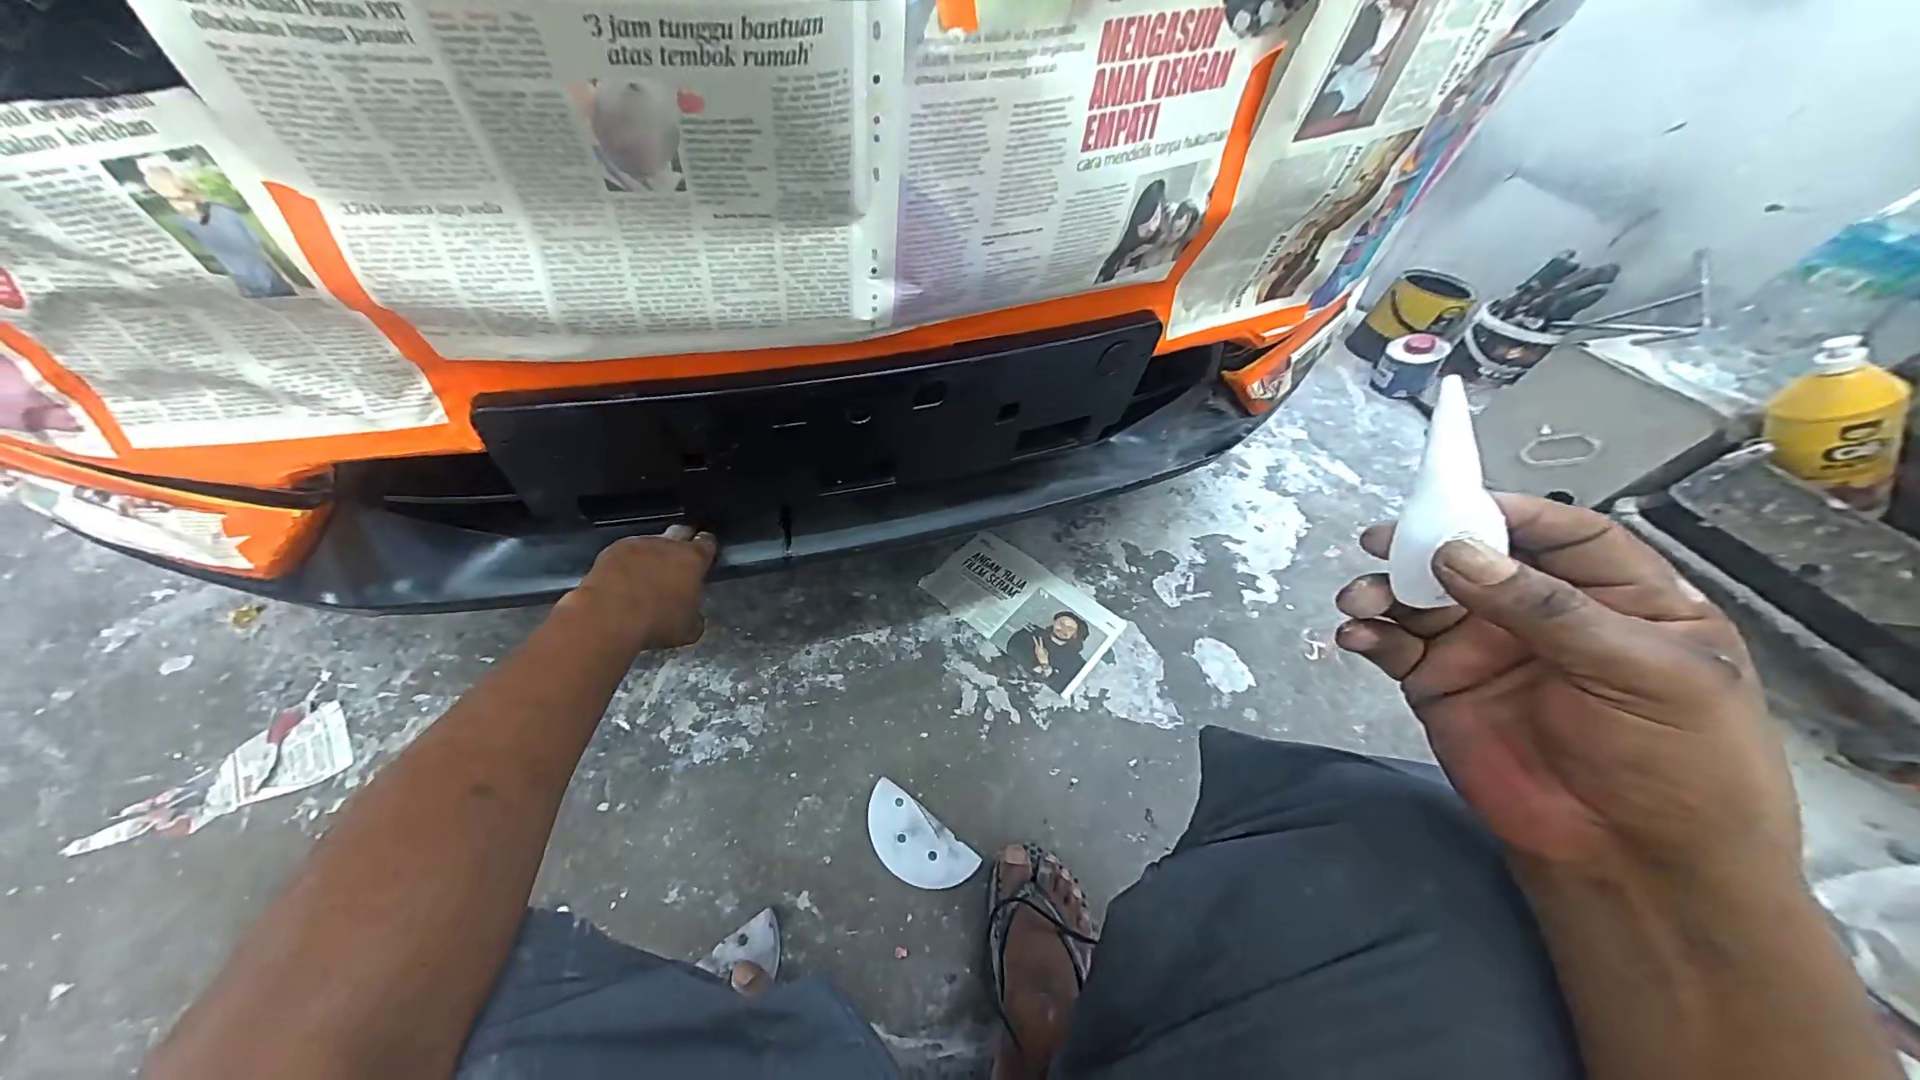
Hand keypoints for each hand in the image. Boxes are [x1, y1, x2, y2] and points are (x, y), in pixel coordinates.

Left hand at [558, 525, 716, 652]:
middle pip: (681, 531)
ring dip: (652, 554)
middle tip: (679, 561)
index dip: (707, 548)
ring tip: (646, 574)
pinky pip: (625, 552)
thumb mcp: (689, 628)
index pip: (707, 543)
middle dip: (682, 541)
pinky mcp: (611, 551)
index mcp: (694, 559)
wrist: (608, 617)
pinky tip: (622, 579)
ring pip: (651, 542)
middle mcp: (668, 544)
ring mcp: (638, 544)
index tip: (705, 557)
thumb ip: (695, 615)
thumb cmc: (658, 621)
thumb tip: (692, 615)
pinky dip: (627, 562)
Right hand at [1333, 495, 1799, 884]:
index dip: (1510, 512)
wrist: (1625, 860)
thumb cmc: (1676, 763)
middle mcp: (1537, 614)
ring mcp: (1480, 647)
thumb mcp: (1645, 675)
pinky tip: (1357, 636)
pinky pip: (1393, 644)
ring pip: (1420, 597)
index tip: (1452, 504)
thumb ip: (1547, 609)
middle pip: (1473, 558)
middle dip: (1424, 546)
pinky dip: (1368, 634)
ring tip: (1360, 600)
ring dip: (1383, 590)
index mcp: (1614, 599)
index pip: (1562, 536)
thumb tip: (1455, 553)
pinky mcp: (1435, 681)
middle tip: (1381, 542)